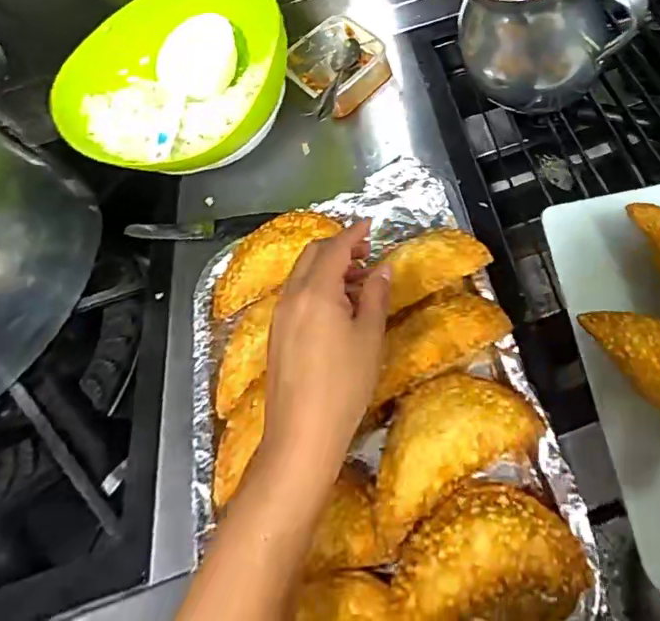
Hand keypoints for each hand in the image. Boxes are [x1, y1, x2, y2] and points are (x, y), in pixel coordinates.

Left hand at [260, 220, 391, 479]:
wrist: (302, 435)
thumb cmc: (344, 383)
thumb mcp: (369, 336)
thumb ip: (375, 295)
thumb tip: (382, 269)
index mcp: (316, 292)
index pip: (335, 248)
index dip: (354, 232)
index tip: (371, 224)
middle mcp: (292, 297)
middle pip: (312, 255)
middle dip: (338, 246)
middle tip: (367, 253)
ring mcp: (280, 317)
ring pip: (302, 275)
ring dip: (328, 267)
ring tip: (359, 282)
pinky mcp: (276, 335)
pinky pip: (296, 295)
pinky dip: (317, 287)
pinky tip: (339, 307)